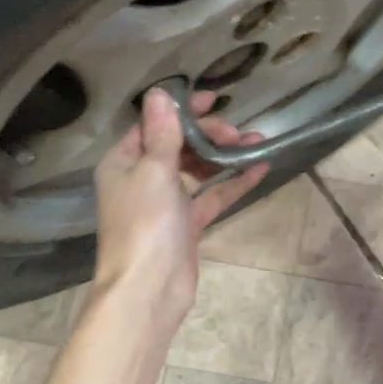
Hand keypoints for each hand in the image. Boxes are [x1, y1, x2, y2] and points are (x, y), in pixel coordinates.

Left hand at [91, 88, 268, 328]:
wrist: (148, 290)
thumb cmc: (145, 224)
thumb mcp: (153, 170)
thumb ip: (163, 133)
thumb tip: (159, 93)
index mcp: (123, 162)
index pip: (153, 125)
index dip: (182, 110)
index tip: (214, 99)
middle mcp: (141, 178)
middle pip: (178, 145)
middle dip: (209, 134)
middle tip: (236, 133)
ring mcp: (166, 203)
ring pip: (198, 169)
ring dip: (225, 155)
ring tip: (256, 141)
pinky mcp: (187, 224)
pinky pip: (212, 195)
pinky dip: (233, 182)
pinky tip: (259, 167)